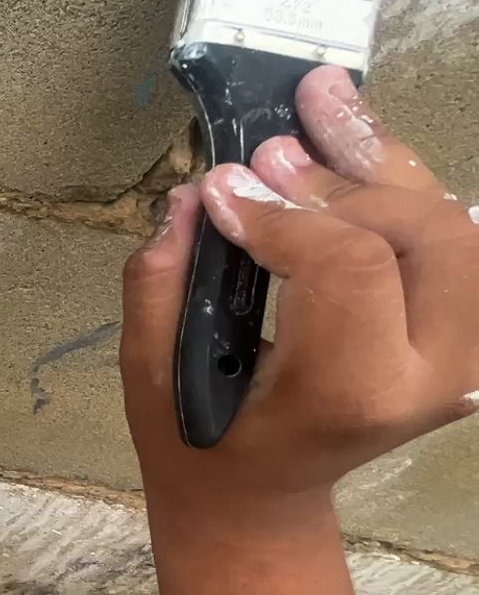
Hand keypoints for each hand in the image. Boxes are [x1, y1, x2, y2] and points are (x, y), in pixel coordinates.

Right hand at [121, 65, 478, 538]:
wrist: (257, 488)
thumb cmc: (191, 439)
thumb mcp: (148, 372)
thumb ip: (161, 286)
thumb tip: (193, 199)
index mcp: (352, 389)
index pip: (348, 267)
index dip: (282, 214)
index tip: (218, 187)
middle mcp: (442, 371)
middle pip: (427, 234)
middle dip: (338, 181)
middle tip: (263, 151)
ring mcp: (475, 351)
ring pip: (460, 223)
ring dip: (383, 161)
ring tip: (320, 106)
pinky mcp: (474, 329)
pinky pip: (460, 237)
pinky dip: (406, 181)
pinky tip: (356, 138)